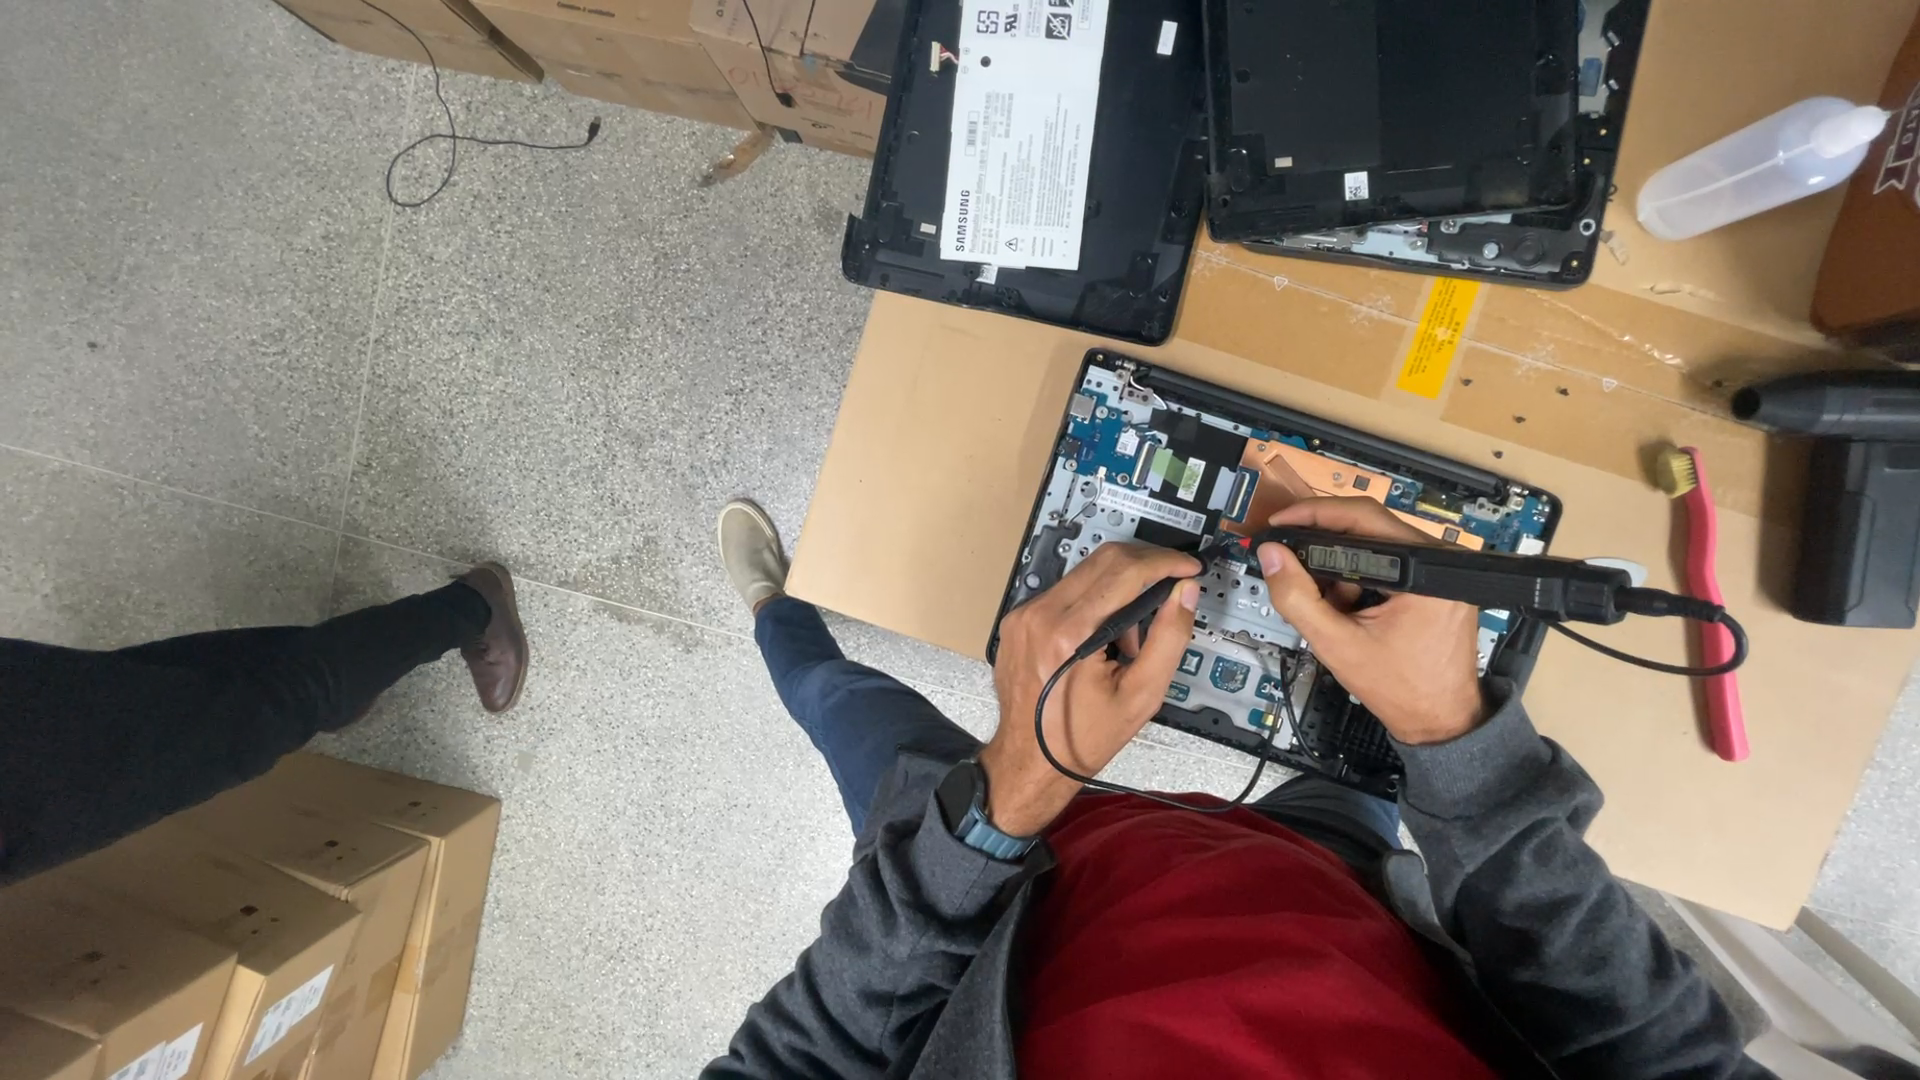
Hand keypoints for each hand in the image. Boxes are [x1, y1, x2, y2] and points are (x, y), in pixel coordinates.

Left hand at [984, 543, 1201, 834]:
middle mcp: (1039, 615)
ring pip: (1084, 572)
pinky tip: (1102, 639)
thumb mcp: (1142, 694)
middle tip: (1171, 588)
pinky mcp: (1016, 619)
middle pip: (1103, 560)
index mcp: (1069, 634)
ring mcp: (1022, 615)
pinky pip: (1063, 591)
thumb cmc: (1082, 737)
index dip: (1164, 562)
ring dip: (1118, 588)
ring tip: (1130, 638)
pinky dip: (1091, 602)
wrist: (1030, 760)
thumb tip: (1185, 592)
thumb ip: (1169, 637)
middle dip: (1145, 567)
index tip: (1187, 567)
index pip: (1124, 571)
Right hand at [1256, 497, 1486, 744]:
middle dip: (1321, 547)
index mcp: (1426, 571)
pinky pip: (1386, 561)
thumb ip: (1297, 597)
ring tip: (1326, 602)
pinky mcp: (1435, 581)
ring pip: (1372, 543)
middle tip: (1289, 562)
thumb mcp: (1335, 643)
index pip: (1362, 518)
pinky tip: (1347, 606)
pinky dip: (1356, 576)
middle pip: (1366, 527)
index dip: (1312, 516)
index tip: (1278, 525)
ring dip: (1338, 564)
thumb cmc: (1398, 688)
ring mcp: (1442, 570)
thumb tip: (1271, 554)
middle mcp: (1442, 561)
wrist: (1440, 721)